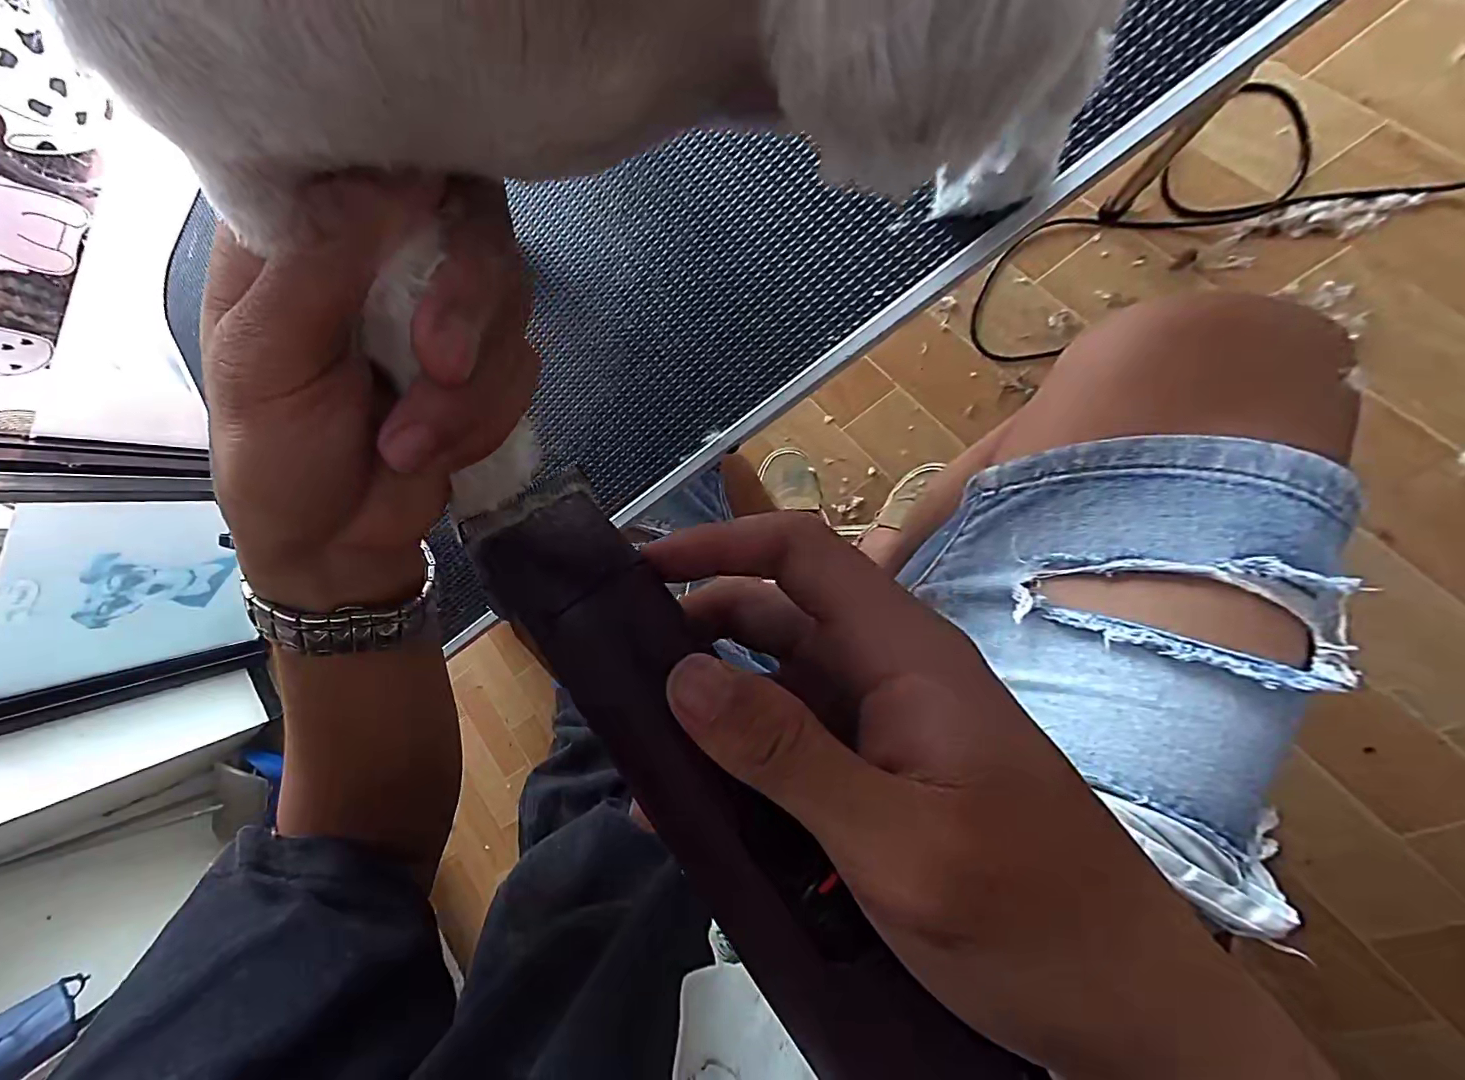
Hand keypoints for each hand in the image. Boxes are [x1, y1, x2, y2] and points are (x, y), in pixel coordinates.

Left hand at [201, 176, 537, 610]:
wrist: (336, 548)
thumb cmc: (277, 458)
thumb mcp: (264, 365)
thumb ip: (316, 266)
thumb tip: (395, 177)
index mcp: (308, 234)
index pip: (373, 149)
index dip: (413, 171)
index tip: (425, 220)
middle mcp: (386, 256)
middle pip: (472, 213)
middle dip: (467, 299)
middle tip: (438, 365)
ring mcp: (443, 310)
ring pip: (512, 294)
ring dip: (467, 392)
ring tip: (406, 449)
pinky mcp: (485, 365)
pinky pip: (523, 366)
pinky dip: (482, 422)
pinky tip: (432, 457)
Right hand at [643, 513, 1331, 1079]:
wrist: (1130, 1027)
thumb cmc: (1033, 925)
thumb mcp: (895, 844)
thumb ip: (784, 754)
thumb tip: (681, 676)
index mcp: (903, 657)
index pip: (801, 555)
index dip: (719, 544)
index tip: (643, 568)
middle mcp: (881, 674)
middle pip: (768, 614)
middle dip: (691, 627)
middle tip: (619, 664)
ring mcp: (871, 726)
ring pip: (763, 683)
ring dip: (700, 704)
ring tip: (638, 745)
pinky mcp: (863, 772)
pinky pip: (777, 744)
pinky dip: (725, 760)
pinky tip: (684, 807)